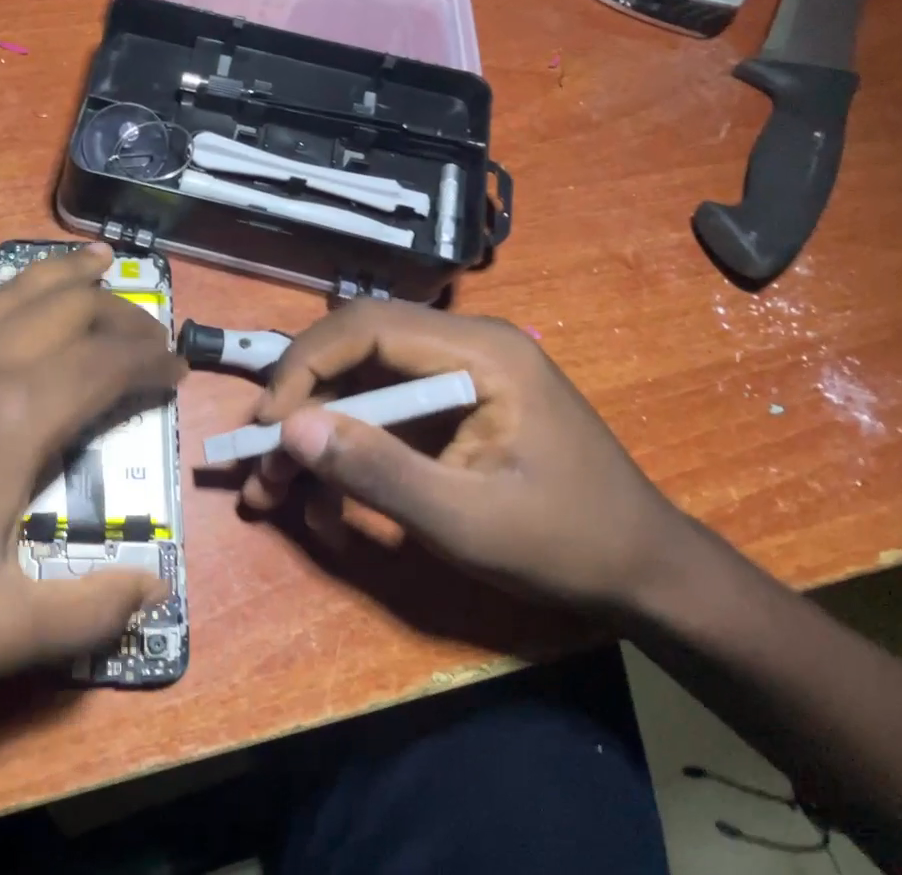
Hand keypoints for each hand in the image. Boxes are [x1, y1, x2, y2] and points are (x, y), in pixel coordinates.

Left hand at [0, 247, 182, 874]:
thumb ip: (90, 613)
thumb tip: (155, 587)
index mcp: (21, 413)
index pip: (111, 362)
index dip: (155, 359)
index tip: (178, 368)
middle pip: (69, 310)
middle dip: (120, 314)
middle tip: (147, 332)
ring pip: (5, 291)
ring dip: (58, 278)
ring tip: (95, 266)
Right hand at [240, 299, 693, 611]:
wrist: (642, 574)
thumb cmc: (566, 543)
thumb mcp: (465, 518)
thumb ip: (377, 471)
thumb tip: (289, 430)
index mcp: (480, 353)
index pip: (366, 327)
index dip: (303, 368)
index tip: (266, 427)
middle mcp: (461, 349)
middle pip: (351, 354)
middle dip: (297, 409)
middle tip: (259, 468)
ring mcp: (452, 380)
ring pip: (354, 390)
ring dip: (310, 441)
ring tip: (272, 496)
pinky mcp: (446, 412)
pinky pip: (375, 421)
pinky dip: (342, 460)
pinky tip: (325, 512)